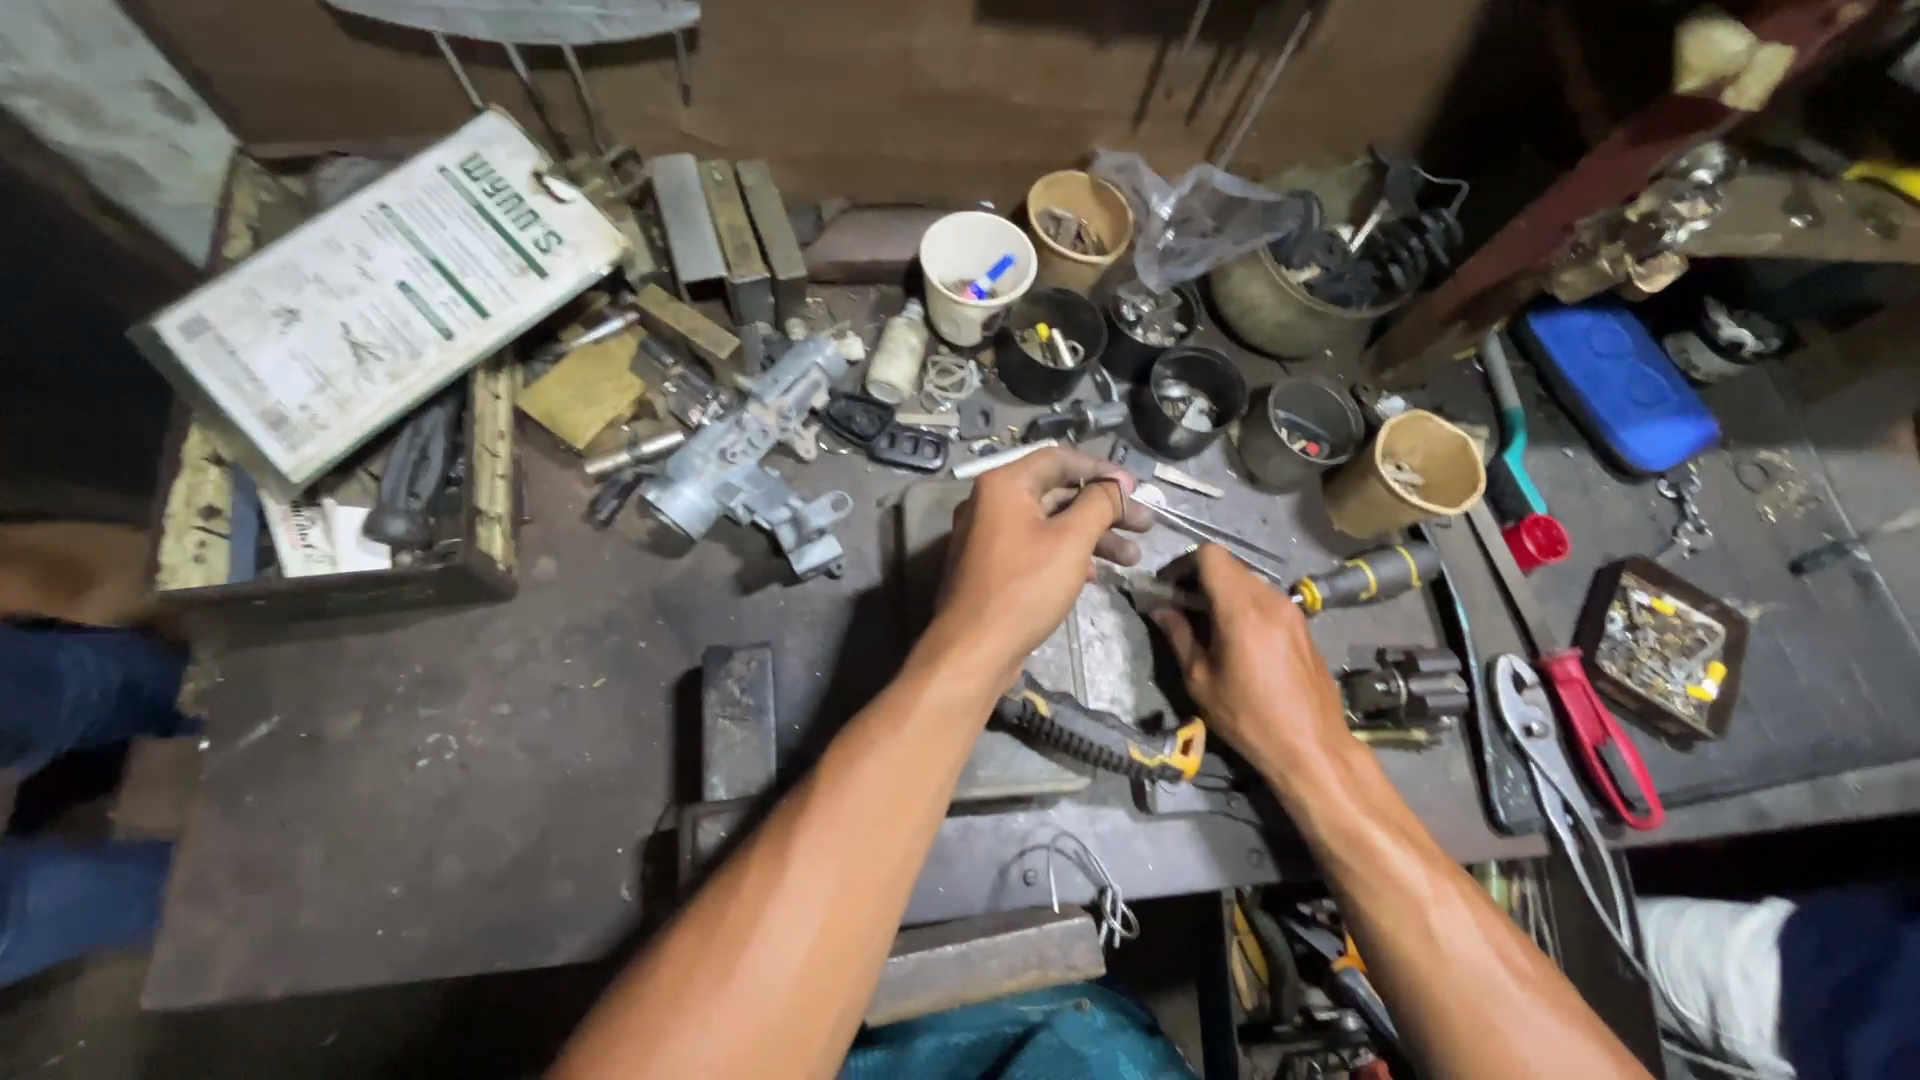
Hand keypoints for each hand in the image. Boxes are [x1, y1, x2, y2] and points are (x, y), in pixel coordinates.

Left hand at [927, 447, 1151, 682]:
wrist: (973, 649)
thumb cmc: (1024, 588)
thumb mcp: (1070, 541)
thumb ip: (1099, 505)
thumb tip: (1118, 485)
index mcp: (1003, 485)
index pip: (1059, 459)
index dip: (1102, 471)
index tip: (1135, 489)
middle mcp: (991, 502)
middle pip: (1056, 492)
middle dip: (1103, 509)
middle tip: (1144, 527)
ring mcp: (988, 536)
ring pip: (1049, 523)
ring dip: (1091, 536)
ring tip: (1132, 559)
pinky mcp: (992, 566)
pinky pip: (1035, 547)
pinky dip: (1066, 554)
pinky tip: (1096, 574)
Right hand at [1150, 545, 1349, 777]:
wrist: (1312, 745)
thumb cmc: (1249, 717)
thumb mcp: (1200, 680)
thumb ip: (1178, 636)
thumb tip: (1160, 609)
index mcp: (1241, 609)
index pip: (1210, 555)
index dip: (1184, 566)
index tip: (1170, 591)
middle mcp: (1270, 599)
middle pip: (1229, 566)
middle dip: (1200, 580)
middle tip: (1183, 610)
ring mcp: (1291, 610)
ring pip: (1248, 581)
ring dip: (1223, 594)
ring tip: (1208, 627)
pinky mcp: (1303, 624)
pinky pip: (1266, 599)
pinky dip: (1244, 606)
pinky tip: (1237, 640)